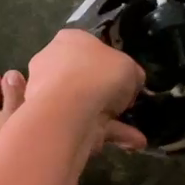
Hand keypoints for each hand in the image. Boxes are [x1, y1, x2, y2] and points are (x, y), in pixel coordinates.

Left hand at [24, 29, 146, 150]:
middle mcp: (52, 62)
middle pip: (84, 76)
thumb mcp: (130, 67)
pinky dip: (106, 133)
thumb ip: (131, 74)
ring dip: (110, 117)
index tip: (124, 78)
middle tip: (125, 103)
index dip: (110, 63)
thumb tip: (132, 81)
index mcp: (70, 39)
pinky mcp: (51, 119)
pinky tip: (130, 144)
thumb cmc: (98, 76)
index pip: (91, 47)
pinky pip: (83, 124)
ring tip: (135, 134)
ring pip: (84, 104)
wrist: (66, 111)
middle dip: (105, 92)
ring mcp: (48, 92)